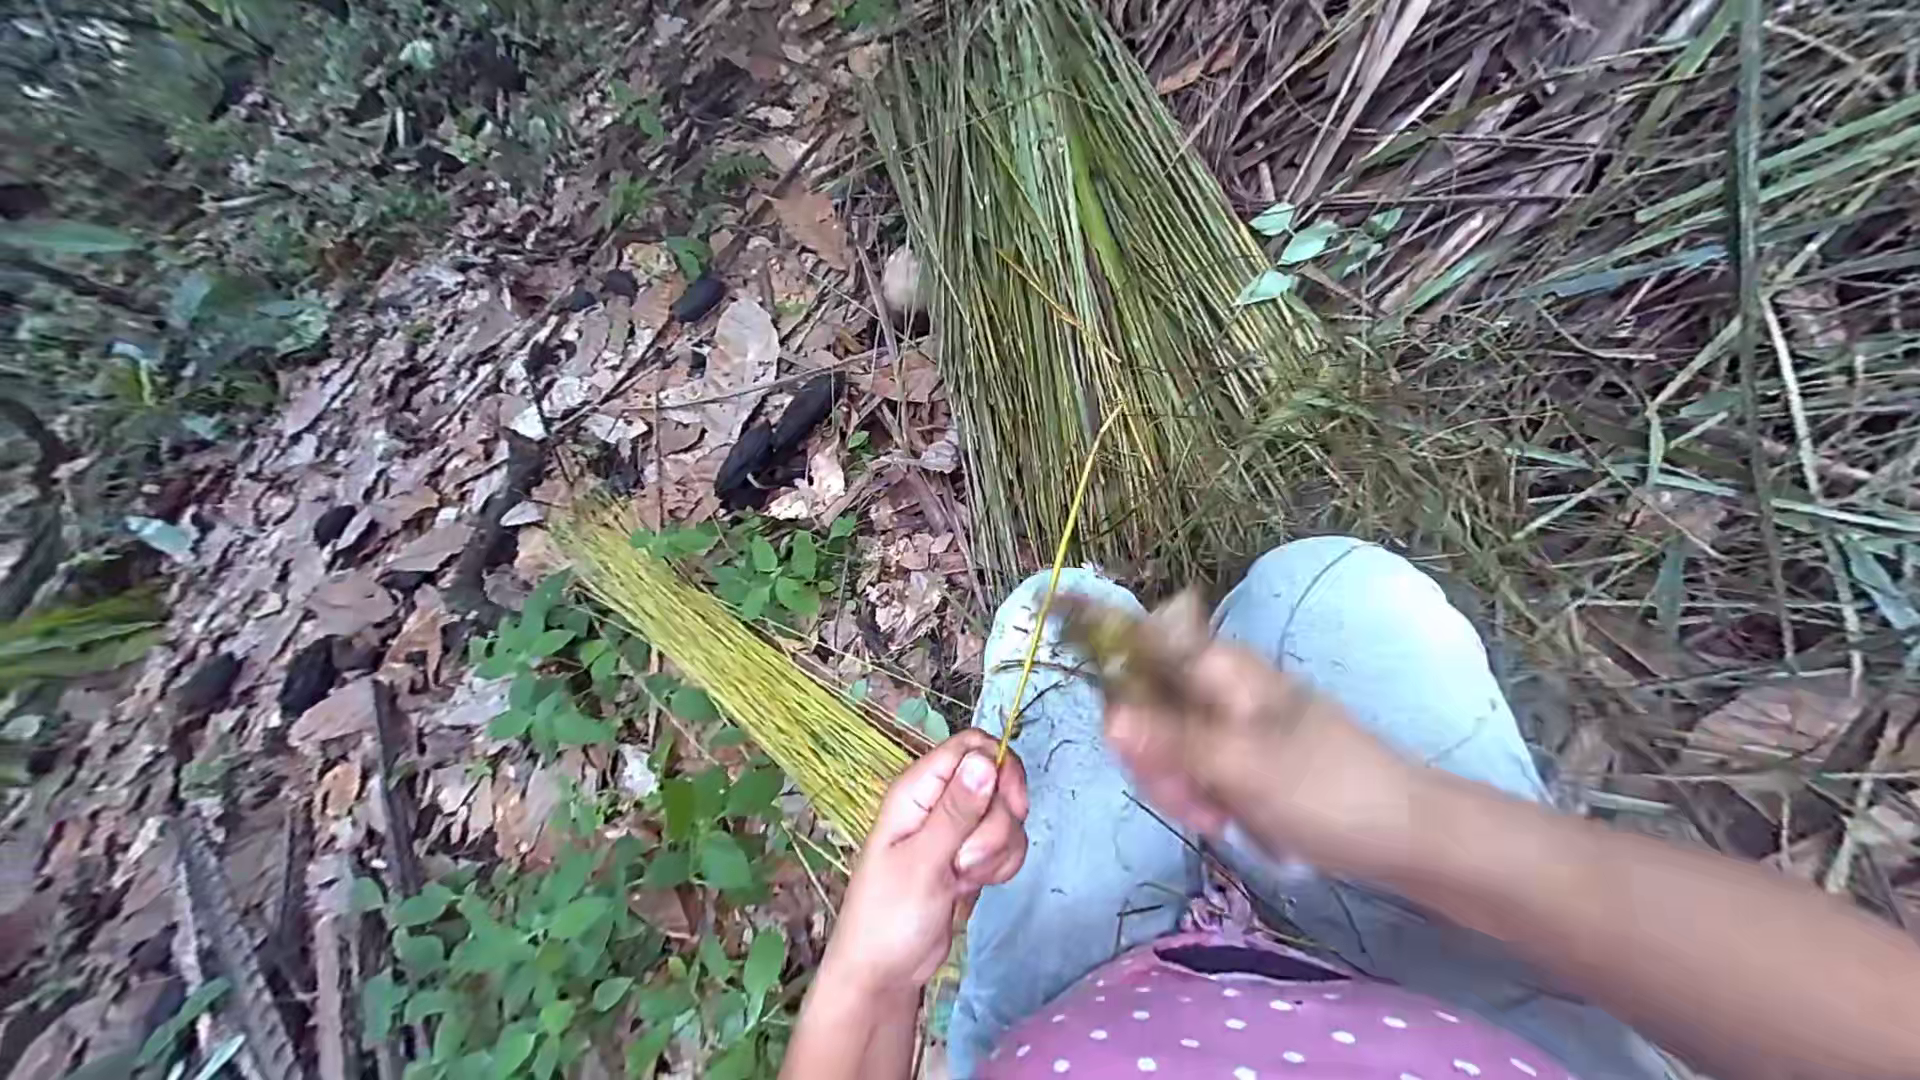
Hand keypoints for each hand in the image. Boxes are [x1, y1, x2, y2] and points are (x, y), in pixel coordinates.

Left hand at [820, 730, 1028, 998]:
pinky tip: (975, 884)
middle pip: (997, 777)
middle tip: (970, 857)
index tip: (1007, 804)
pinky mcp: (973, 852)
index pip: (971, 746)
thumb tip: (986, 759)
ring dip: (997, 848)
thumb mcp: (922, 862)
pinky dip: (1001, 864)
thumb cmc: (889, 915)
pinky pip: (1006, 842)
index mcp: (919, 787)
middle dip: (998, 820)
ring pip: (1006, 813)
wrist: (886, 973)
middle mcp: (940, 798)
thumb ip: (957, 810)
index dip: (997, 766)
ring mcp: (958, 826)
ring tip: (963, 876)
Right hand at [1100, 600, 1417, 875]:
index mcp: (1218, 664)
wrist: (1412, 836)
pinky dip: (1197, 793)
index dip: (1117, 679)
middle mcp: (1215, 682)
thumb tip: (1108, 719)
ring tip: (1212, 818)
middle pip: (1144, 700)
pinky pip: (1190, 763)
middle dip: (1152, 754)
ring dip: (1176, 782)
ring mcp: (1225, 718)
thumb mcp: (1241, 766)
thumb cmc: (1328, 788)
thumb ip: (1169, 741)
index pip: (1140, 645)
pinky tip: (1221, 819)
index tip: (1125, 736)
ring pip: (1164, 738)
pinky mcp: (1236, 751)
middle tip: (1184, 797)